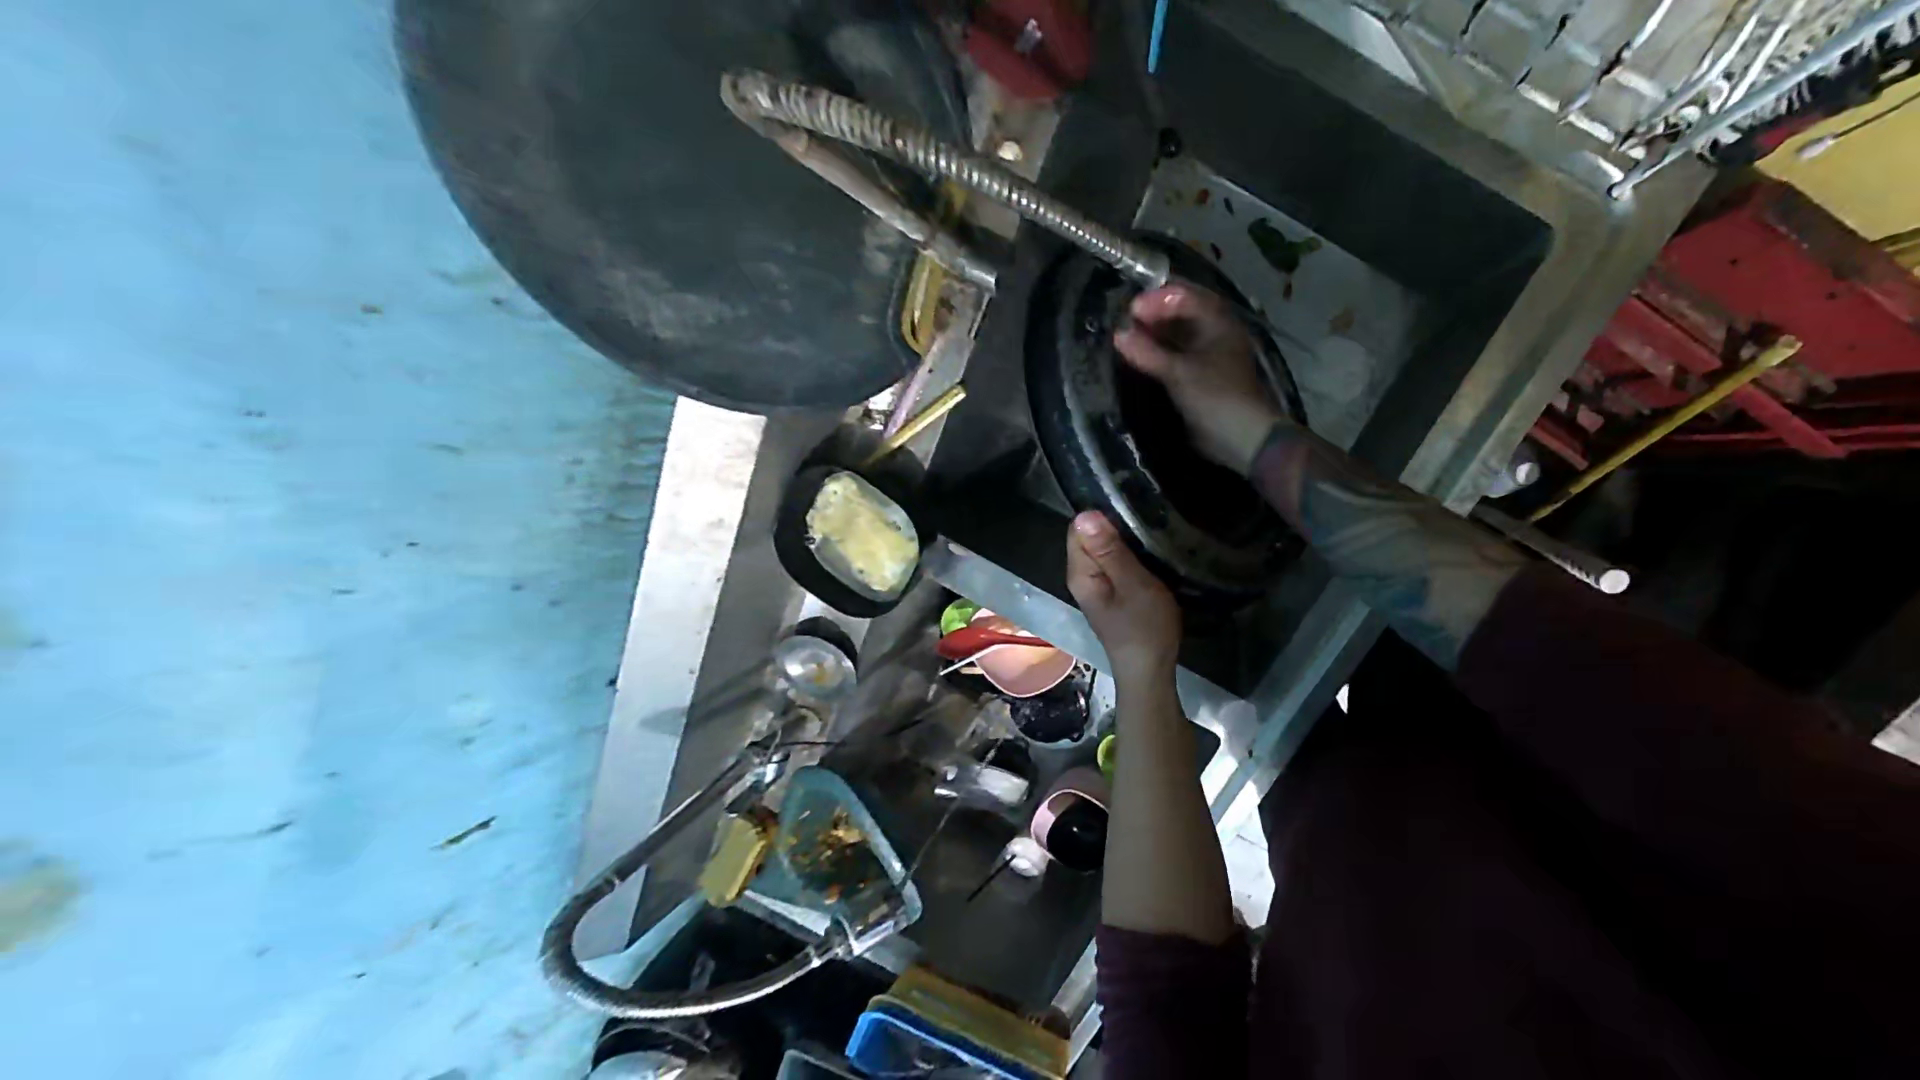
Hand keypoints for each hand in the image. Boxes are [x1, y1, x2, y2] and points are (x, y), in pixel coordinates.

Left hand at [1065, 511, 1180, 688]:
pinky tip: (1147, 559)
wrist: (1150, 672)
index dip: (1102, 517)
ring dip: (1124, 545)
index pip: (1078, 529)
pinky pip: (1113, 567)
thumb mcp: (1132, 584)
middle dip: (1115, 530)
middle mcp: (1081, 578)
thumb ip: (1109, 551)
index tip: (1130, 515)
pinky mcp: (1109, 596)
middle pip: (1090, 539)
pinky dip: (1129, 560)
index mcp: (1080, 573)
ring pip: (1104, 552)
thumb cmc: (1144, 628)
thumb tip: (1084, 514)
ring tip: (1150, 539)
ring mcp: (1095, 588)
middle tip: (1146, 526)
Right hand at [1113, 284, 1282, 474]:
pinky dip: (1158, 354)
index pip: (1186, 297)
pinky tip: (1140, 358)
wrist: (1240, 438)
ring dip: (1154, 334)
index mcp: (1218, 323)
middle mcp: (1215, 334)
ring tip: (1128, 338)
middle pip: (1182, 314)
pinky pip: (1175, 357)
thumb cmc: (1215, 396)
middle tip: (1125, 321)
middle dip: (1154, 315)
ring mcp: (1208, 357)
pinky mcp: (1200, 378)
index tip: (1130, 309)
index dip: (1157, 299)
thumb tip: (1118, 334)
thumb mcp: (1178, 372)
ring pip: (1178, 336)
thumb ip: (1147, 352)